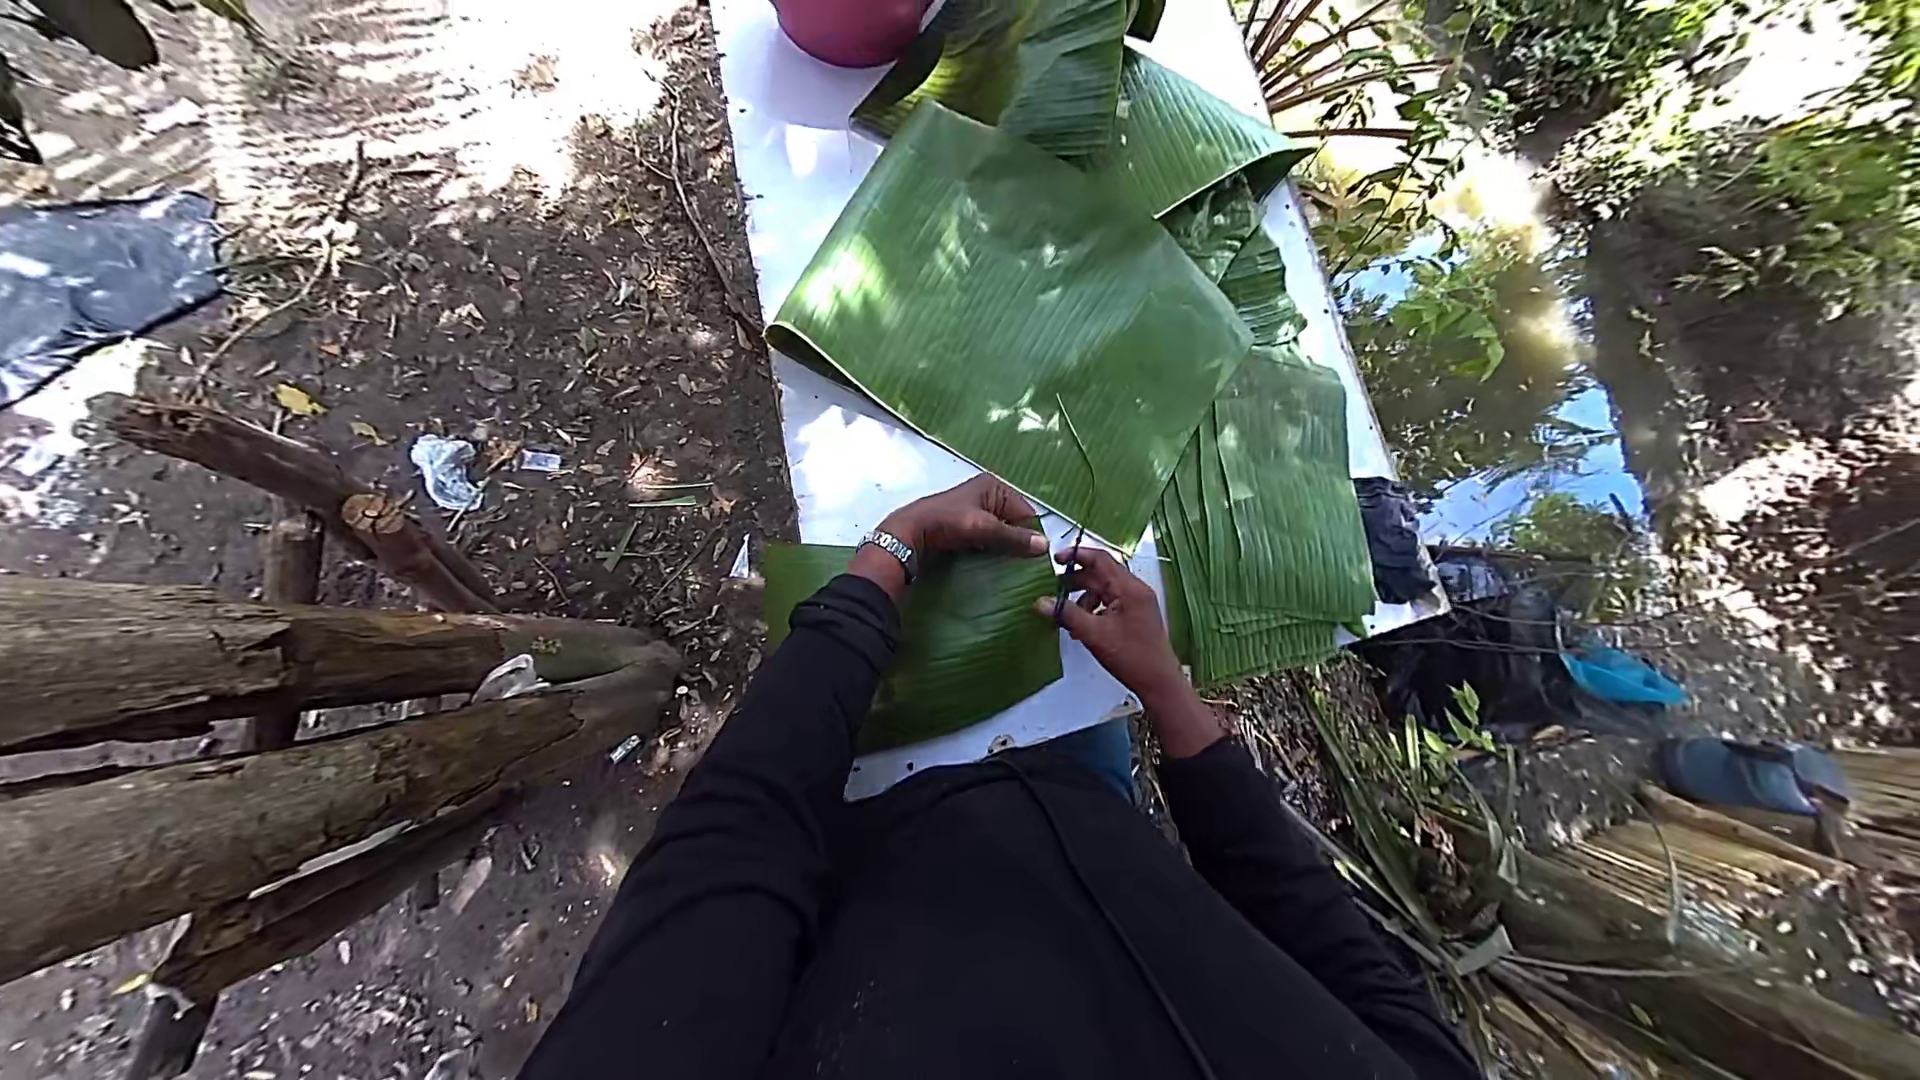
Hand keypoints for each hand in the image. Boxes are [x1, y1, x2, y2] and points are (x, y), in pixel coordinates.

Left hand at [849, 475, 1047, 602]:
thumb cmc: (946, 522)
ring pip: (1001, 533)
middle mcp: (987, 496)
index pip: (1026, 512)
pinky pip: (988, 539)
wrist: (910, 534)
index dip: (1031, 533)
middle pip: (1014, 523)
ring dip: (1004, 548)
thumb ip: (1014, 537)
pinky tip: (992, 563)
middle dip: (1018, 541)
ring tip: (1007, 565)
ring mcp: (976, 512)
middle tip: (1022, 564)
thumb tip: (1044, 546)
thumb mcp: (984, 527)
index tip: (1036, 556)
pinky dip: (992, 550)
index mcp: (994, 487)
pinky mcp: (966, 528)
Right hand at [1032, 546, 1222, 757]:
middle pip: (1101, 574)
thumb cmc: (1130, 657)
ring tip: (1066, 613)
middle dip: (1076, 580)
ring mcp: (1138, 602)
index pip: (1101, 559)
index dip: (1077, 556)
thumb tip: (1041, 602)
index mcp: (1129, 588)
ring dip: (1083, 597)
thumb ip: (1066, 614)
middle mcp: (1136, 590)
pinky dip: (1094, 608)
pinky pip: (1111, 602)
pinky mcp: (1136, 615)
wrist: (1158, 682)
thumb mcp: (1093, 634)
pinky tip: (1082, 624)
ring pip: (1105, 589)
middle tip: (1054, 589)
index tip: (1057, 560)